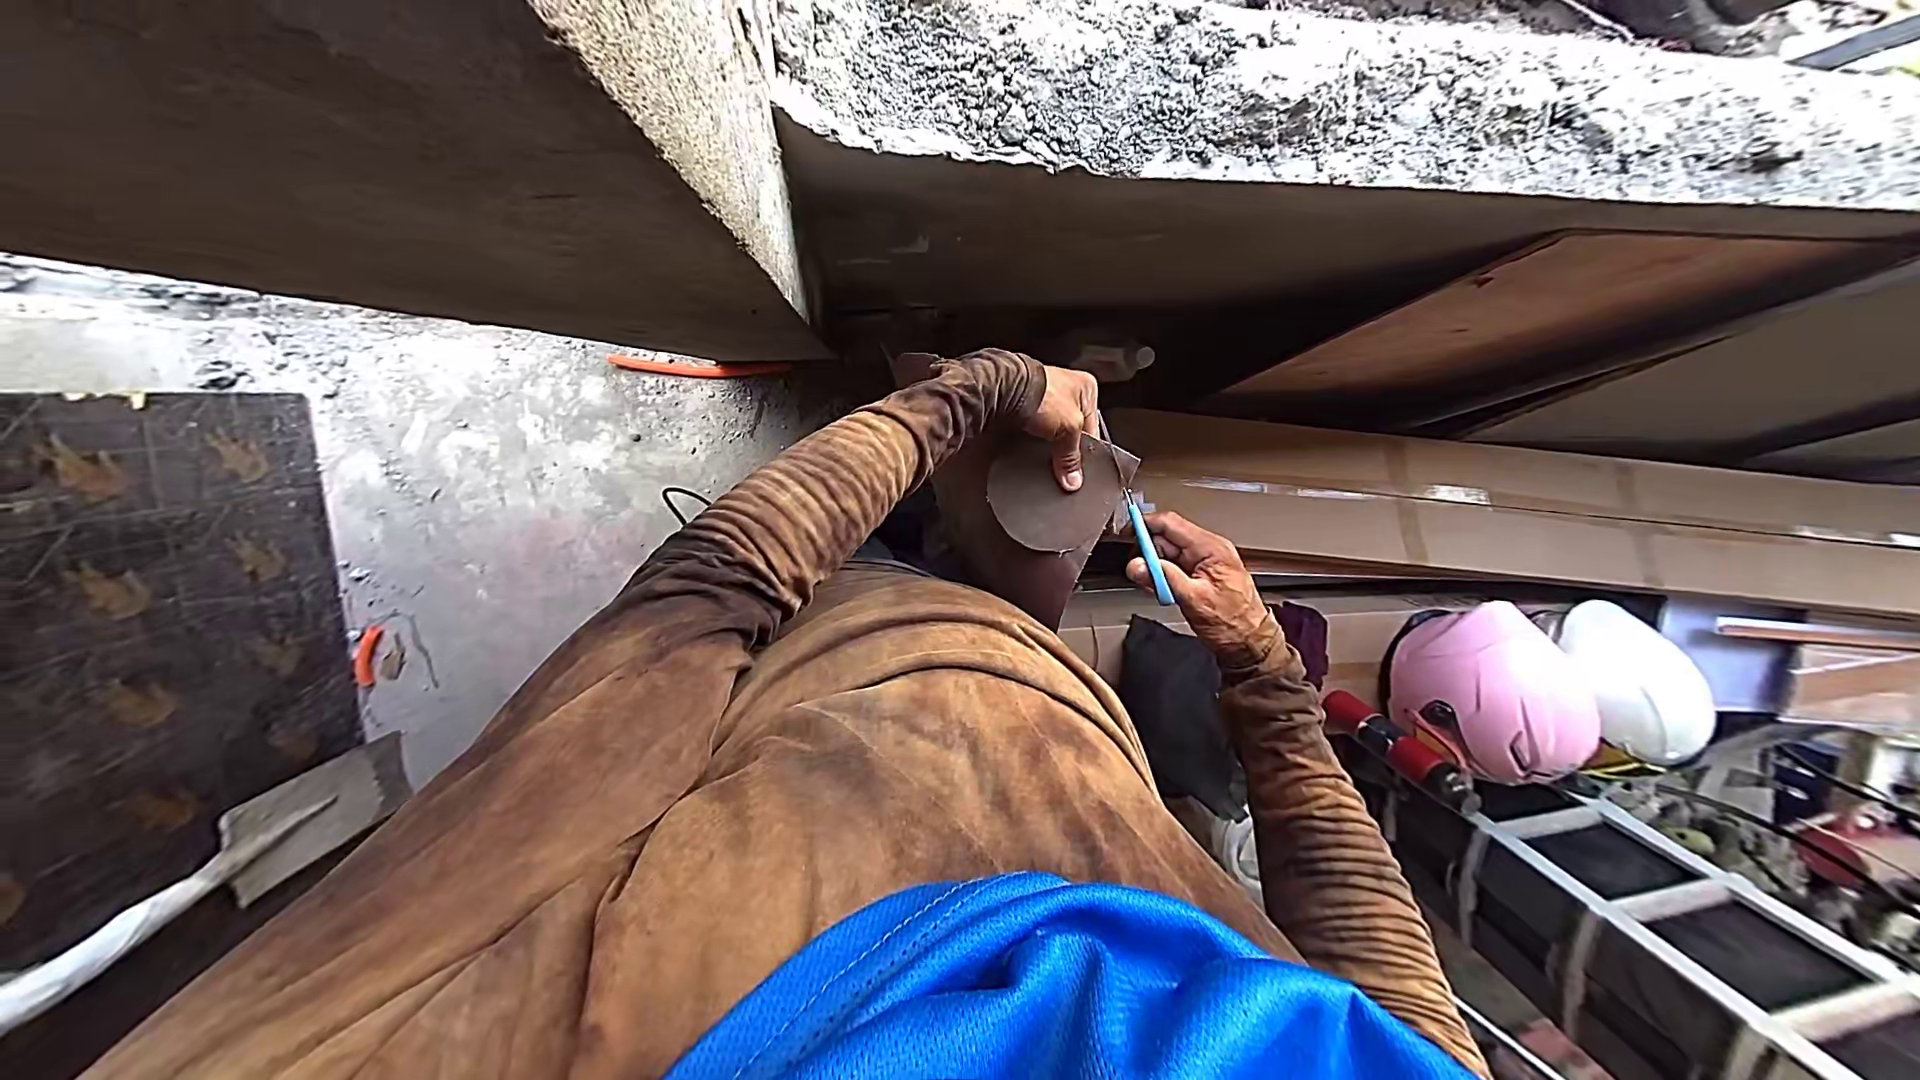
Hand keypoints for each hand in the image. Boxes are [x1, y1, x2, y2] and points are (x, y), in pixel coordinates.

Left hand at [1022, 365, 1099, 491]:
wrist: (1005, 389)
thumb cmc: (1041, 394)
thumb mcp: (1070, 429)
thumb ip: (1072, 456)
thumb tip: (1074, 478)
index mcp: (1086, 388)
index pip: (1093, 427)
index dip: (1087, 450)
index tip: (1079, 469)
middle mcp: (1065, 388)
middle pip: (1071, 430)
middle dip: (1065, 447)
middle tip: (1061, 464)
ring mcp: (1043, 396)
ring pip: (1050, 430)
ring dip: (1045, 443)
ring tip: (1042, 453)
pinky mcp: (1022, 404)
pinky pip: (1031, 429)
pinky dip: (1030, 439)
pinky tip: (1028, 446)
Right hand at [1125, 511, 1270, 661]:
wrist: (1249, 643)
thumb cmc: (1234, 624)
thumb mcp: (1193, 599)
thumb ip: (1162, 578)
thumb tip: (1137, 564)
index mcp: (1211, 548)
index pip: (1170, 523)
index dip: (1144, 525)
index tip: (1126, 533)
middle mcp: (1208, 549)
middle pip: (1165, 537)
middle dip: (1147, 553)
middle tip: (1140, 572)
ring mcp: (1203, 561)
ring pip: (1167, 553)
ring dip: (1155, 568)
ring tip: (1159, 589)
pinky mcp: (1199, 573)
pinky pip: (1173, 566)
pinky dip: (1163, 576)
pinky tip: (1165, 591)